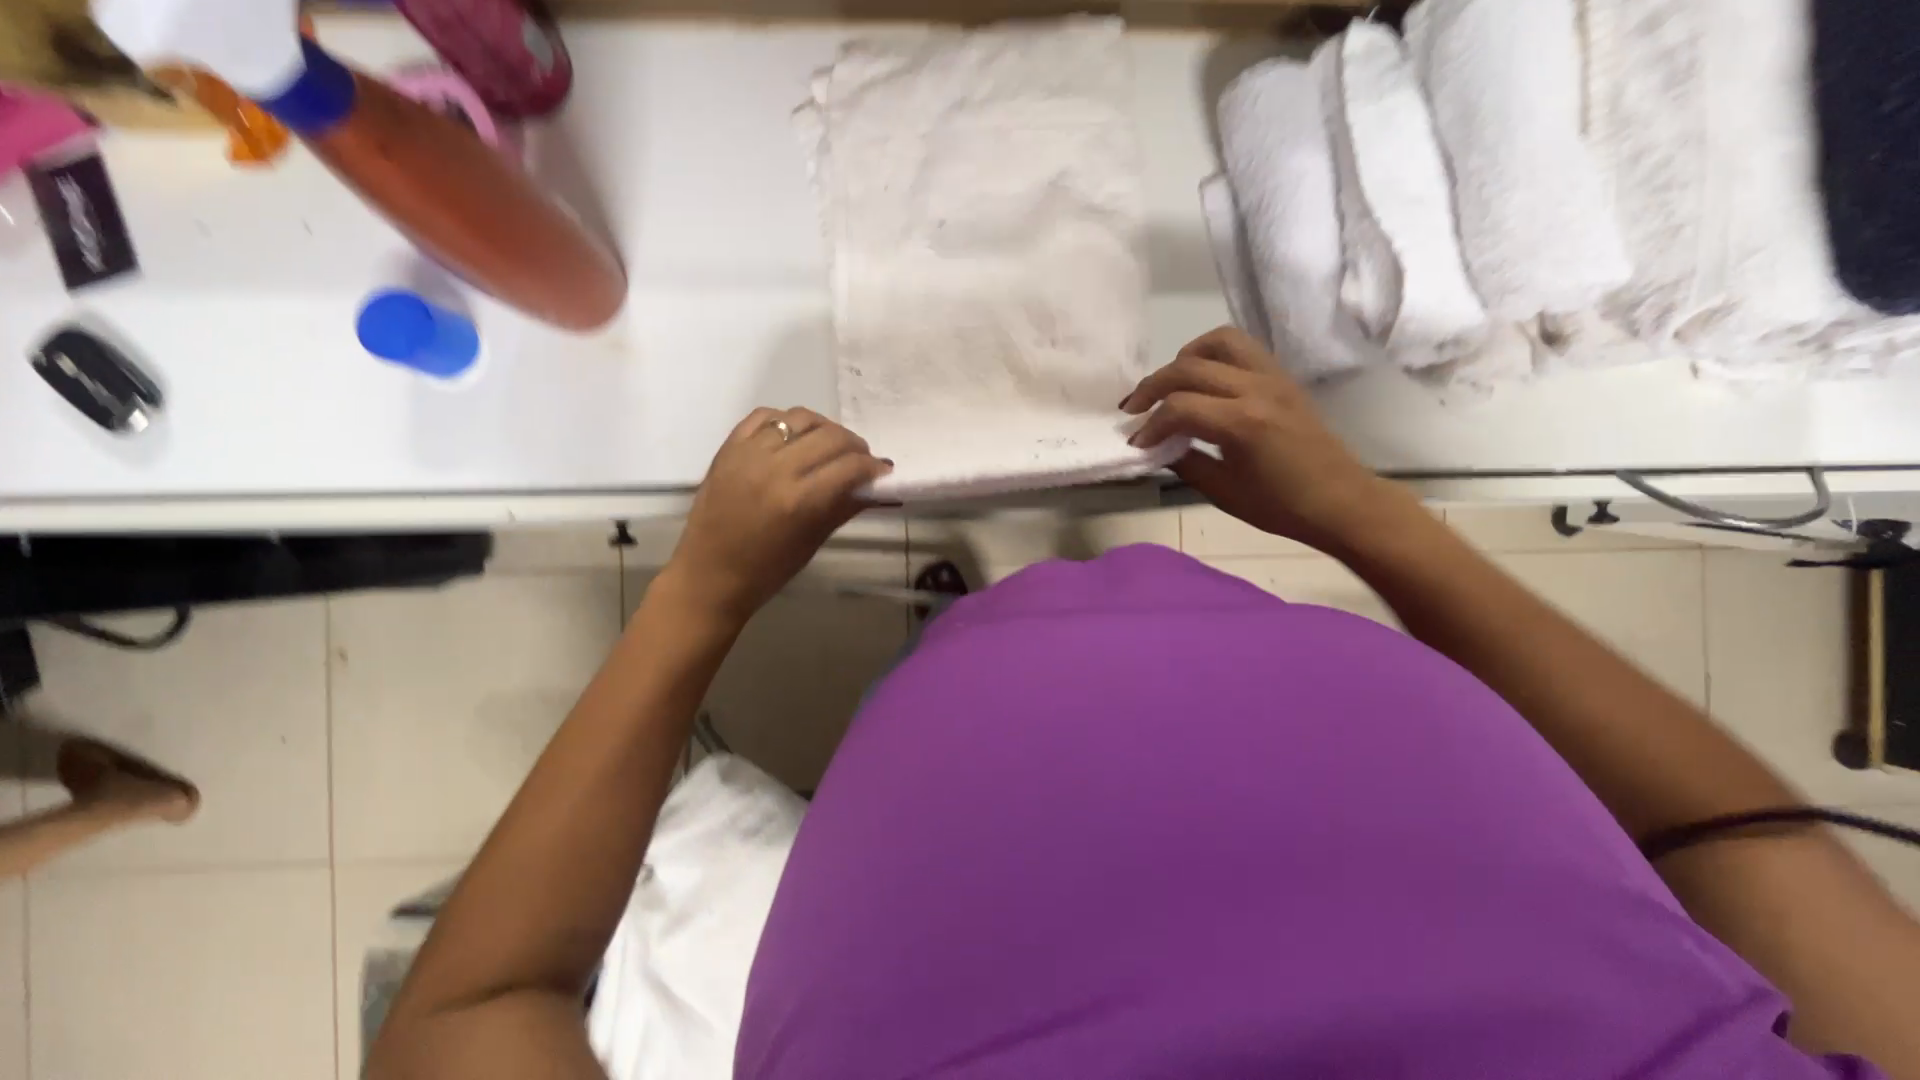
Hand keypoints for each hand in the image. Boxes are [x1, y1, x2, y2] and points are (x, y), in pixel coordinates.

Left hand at [662, 407, 892, 623]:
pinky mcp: (728, 448)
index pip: (849, 466)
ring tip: (829, 443)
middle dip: (854, 445)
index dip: (872, 466)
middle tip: (861, 458)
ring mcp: (748, 454)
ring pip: (799, 418)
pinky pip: (763, 416)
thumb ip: (843, 507)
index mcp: (798, 501)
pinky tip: (794, 435)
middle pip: (829, 437)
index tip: (881, 471)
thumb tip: (874, 486)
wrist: (708, 576)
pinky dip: (785, 420)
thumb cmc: (766, 570)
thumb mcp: (812, 542)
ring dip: (823, 427)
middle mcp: (774, 469)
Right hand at [1122, 327, 1421, 553]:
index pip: (1178, 407)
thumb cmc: (1281, 506)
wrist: (1341, 501)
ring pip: (1218, 342)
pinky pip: (1242, 348)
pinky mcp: (1281, 377)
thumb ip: (1185, 462)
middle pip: (1189, 368)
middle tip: (1133, 410)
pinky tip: (1201, 381)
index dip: (1149, 425)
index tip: (1137, 443)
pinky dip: (1213, 355)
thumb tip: (1158, 446)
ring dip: (1185, 358)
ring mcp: (1272, 377)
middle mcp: (1256, 389)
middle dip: (1153, 387)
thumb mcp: (1223, 492)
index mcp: (1242, 423)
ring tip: (1169, 384)